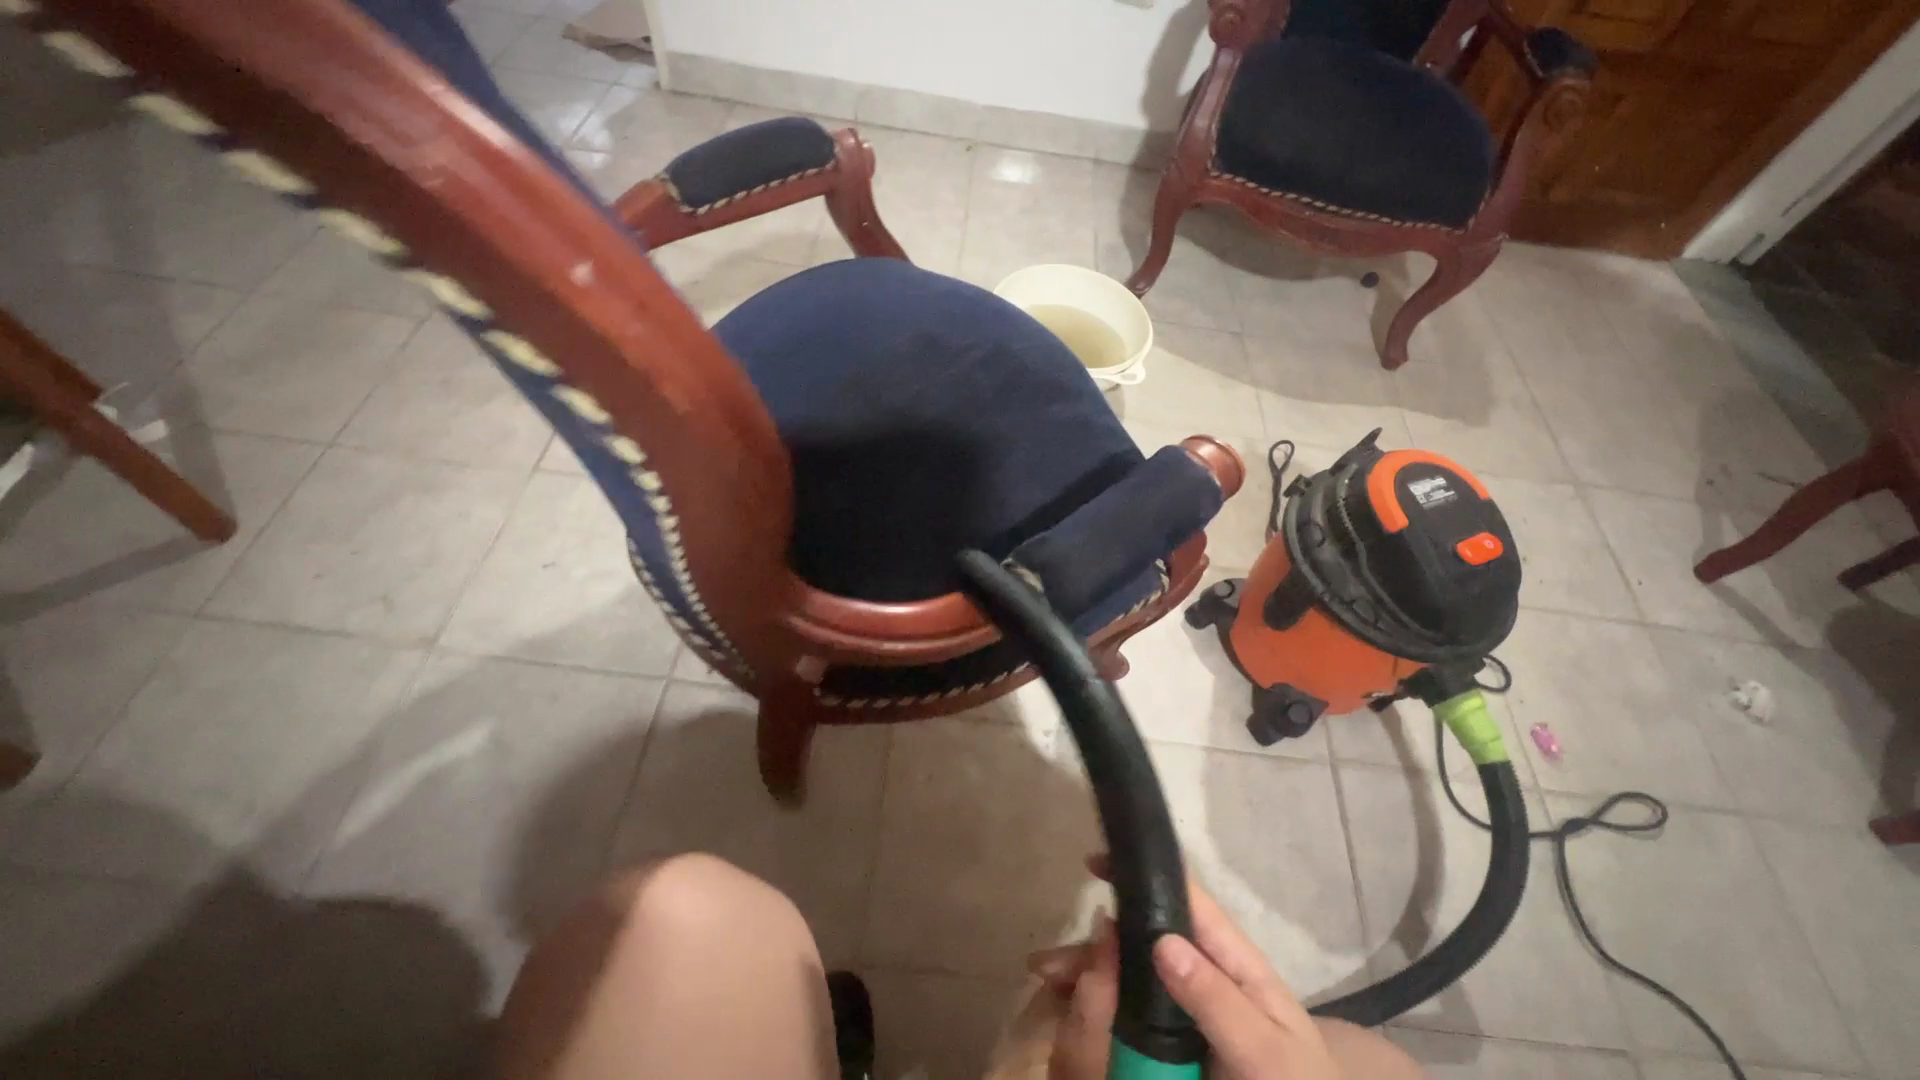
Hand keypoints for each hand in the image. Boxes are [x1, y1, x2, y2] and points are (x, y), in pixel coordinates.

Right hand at [1028, 855, 1343, 1079]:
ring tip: (1048, 991)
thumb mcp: (1265, 1048)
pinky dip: (1097, 1008)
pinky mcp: (1177, 1039)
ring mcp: (1190, 1006)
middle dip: (1094, 945)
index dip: (1144, 875)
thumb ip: (1216, 999)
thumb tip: (1161, 940)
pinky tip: (1067, 1012)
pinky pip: (1131, 1013)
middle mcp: (1207, 973)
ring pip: (1130, 975)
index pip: (1187, 902)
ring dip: (1088, 977)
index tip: (1095, 862)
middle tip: (1046, 966)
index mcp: (1233, 961)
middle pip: (1142, 942)